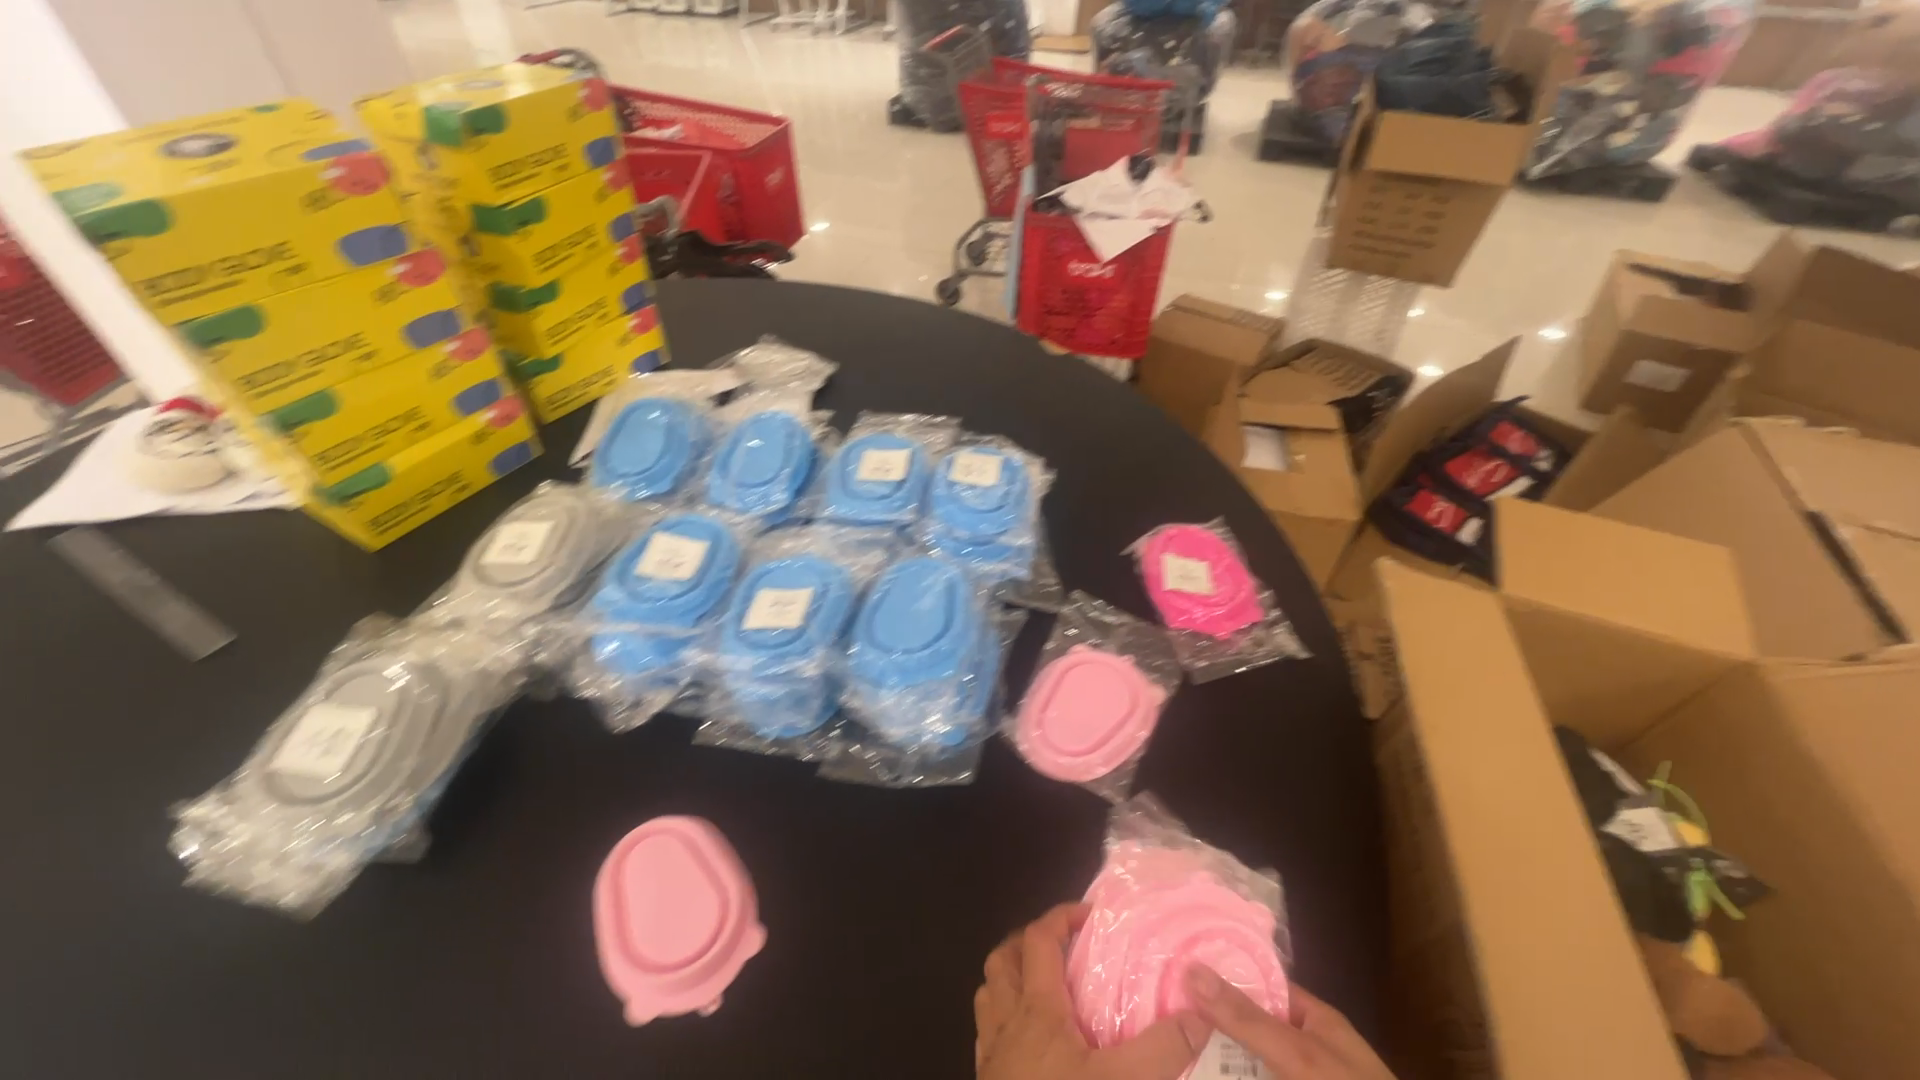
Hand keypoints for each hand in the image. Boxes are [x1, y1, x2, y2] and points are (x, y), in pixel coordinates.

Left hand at [976, 902, 1210, 1079]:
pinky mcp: (988, 1077)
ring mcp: (992, 1051)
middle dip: (1028, 942)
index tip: (1091, 915)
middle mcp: (1007, 1020)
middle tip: (1063, 948)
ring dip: (1011, 979)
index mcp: (1037, 1008)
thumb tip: (1198, 1016)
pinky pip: (987, 1033)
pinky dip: (1003, 1021)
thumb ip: (1160, 1049)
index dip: (1061, 917)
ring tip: (1045, 987)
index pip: (1040, 940)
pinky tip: (1029, 1041)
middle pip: (1002, 959)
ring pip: (989, 994)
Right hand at [1184, 965, 1395, 1079]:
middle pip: (1249, 1034)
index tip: (1174, 976)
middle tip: (1161, 1022)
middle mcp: (1306, 1052)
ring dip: (1214, 1067)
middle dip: (1209, 1031)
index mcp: (1314, 1021)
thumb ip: (1247, 1019)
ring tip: (1167, 1058)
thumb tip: (1191, 968)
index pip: (1260, 987)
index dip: (1220, 980)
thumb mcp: (1299, 1055)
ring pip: (1249, 1071)